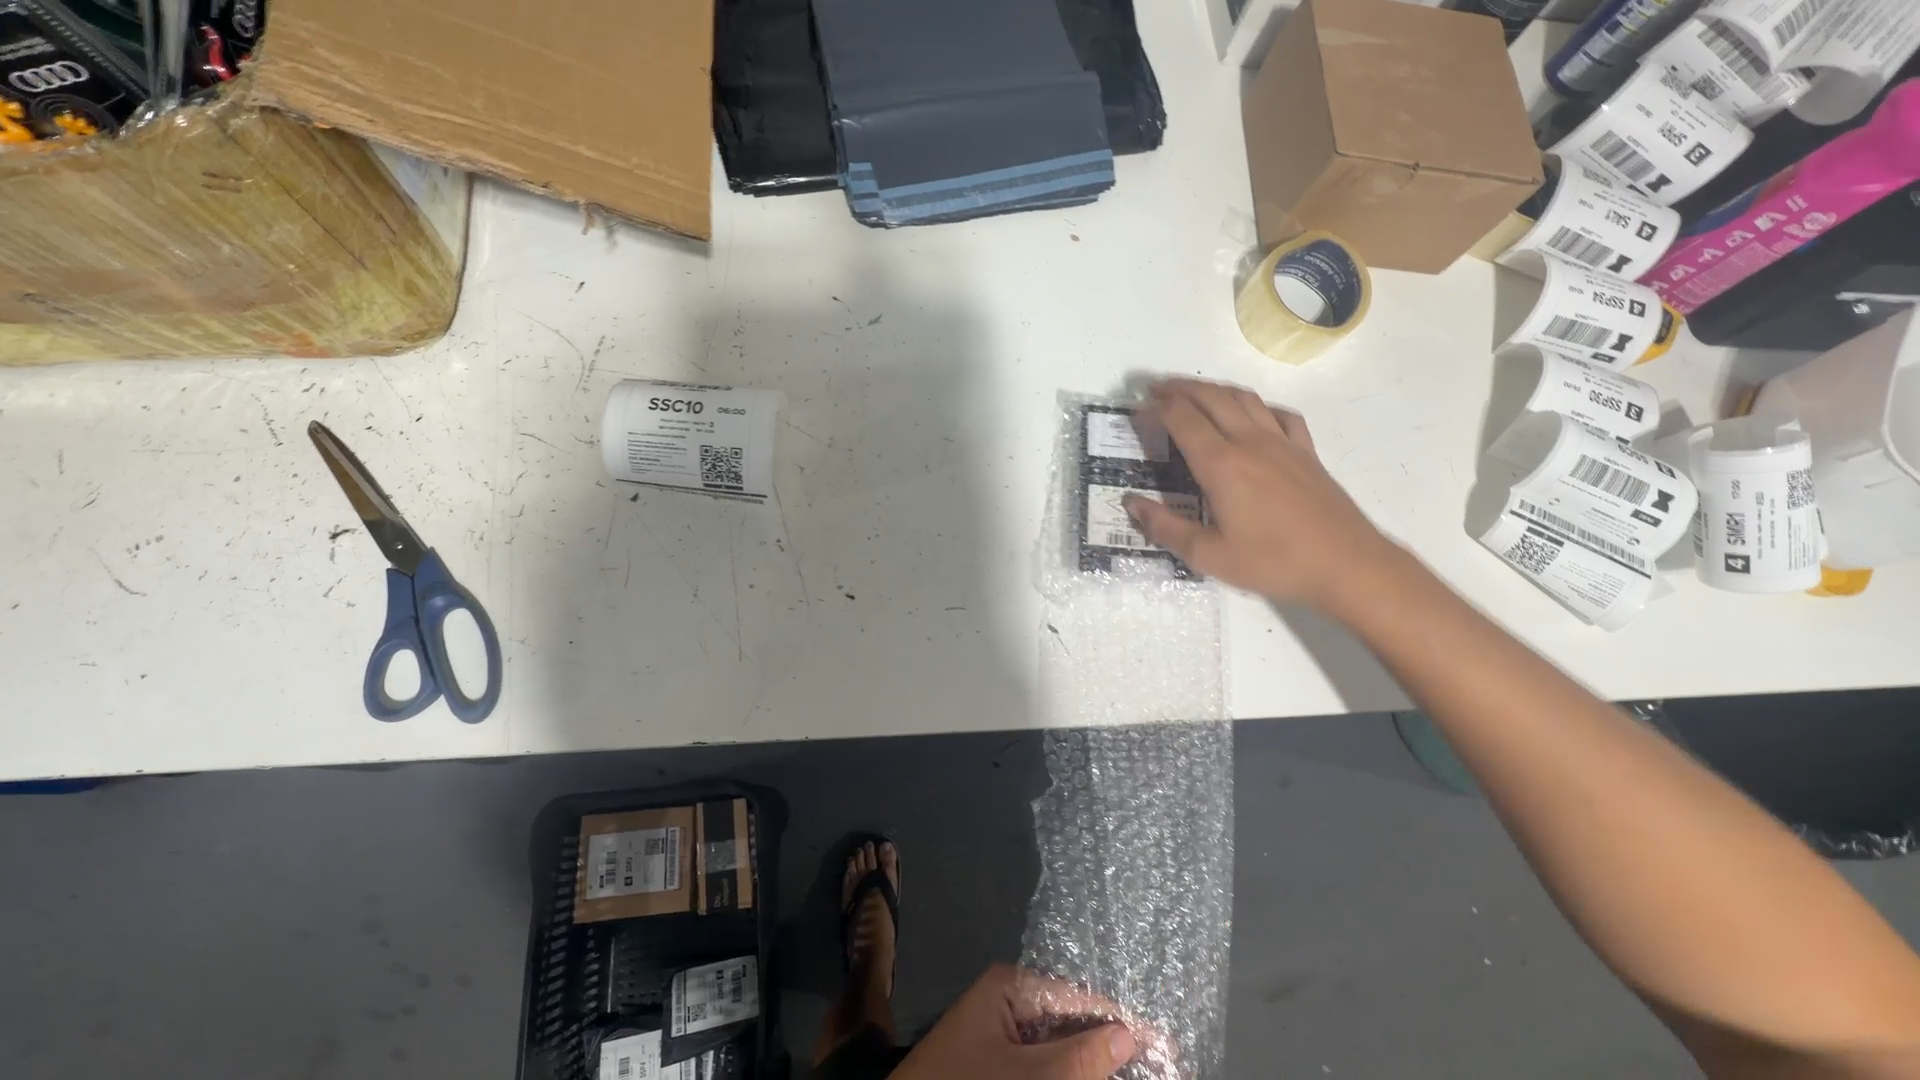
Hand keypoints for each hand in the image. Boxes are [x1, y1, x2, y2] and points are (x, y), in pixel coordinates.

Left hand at [890, 965, 1169, 1079]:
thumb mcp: (1030, 1077)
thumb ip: (1081, 1057)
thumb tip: (1130, 1033)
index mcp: (1010, 988)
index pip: (1080, 998)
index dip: (1123, 1022)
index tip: (1166, 1044)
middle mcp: (1006, 1003)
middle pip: (1071, 1022)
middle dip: (1110, 1045)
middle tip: (1159, 1062)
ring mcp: (998, 1036)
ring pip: (1058, 1048)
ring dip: (1091, 1062)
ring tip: (1135, 1068)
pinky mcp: (993, 1064)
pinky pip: (1040, 1064)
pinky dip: (1066, 1072)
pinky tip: (1091, 1075)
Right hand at [1125, 378, 1401, 611]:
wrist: (1346, 564)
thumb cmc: (1274, 563)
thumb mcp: (1209, 556)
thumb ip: (1165, 528)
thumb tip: (1131, 504)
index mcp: (1221, 464)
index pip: (1181, 419)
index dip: (1155, 410)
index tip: (1136, 411)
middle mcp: (1250, 442)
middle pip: (1211, 398)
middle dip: (1179, 389)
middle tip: (1155, 389)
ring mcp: (1283, 443)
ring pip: (1244, 399)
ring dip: (1214, 390)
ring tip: (1194, 393)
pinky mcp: (1307, 452)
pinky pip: (1280, 415)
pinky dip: (1258, 406)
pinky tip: (1253, 416)